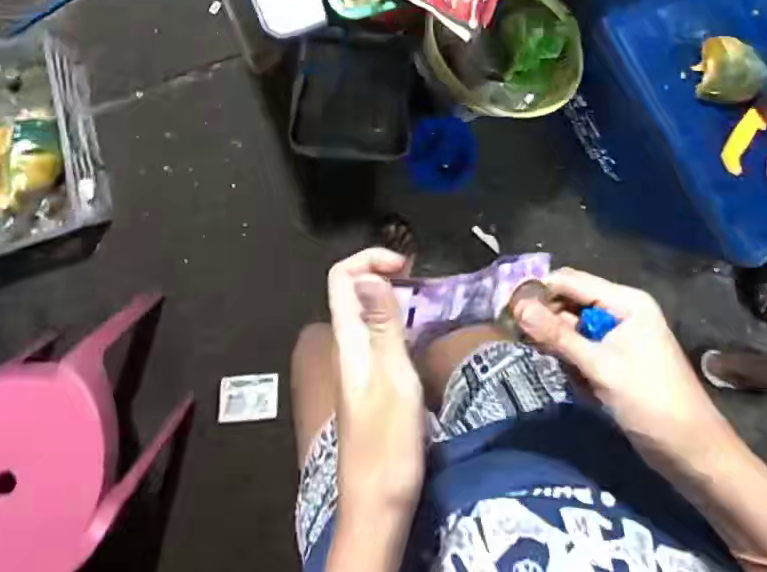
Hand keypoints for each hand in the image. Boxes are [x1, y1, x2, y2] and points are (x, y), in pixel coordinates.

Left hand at [328, 247, 426, 510]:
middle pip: (352, 290)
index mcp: (348, 340)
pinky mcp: (368, 382)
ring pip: (365, 312)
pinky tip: (418, 333)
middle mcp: (347, 347)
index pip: (342, 277)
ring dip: (390, 294)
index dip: (369, 259)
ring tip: (424, 298)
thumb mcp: (392, 377)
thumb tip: (366, 274)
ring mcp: (356, 366)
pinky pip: (376, 334)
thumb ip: (382, 326)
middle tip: (420, 277)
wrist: (377, 506)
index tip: (406, 265)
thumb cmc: (388, 443)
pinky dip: (395, 320)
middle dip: (382, 270)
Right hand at [512, 268, 733, 469]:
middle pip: (572, 304)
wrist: (694, 456)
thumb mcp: (600, 368)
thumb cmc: (651, 403)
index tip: (507, 308)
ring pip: (575, 330)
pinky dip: (576, 366)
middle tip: (524, 342)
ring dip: (563, 350)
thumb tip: (518, 306)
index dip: (540, 291)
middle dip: (550, 324)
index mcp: (627, 301)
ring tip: (568, 375)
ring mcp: (621, 337)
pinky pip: (585, 351)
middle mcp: (623, 311)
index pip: (572, 281)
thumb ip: (557, 336)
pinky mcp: (618, 361)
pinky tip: (582, 388)